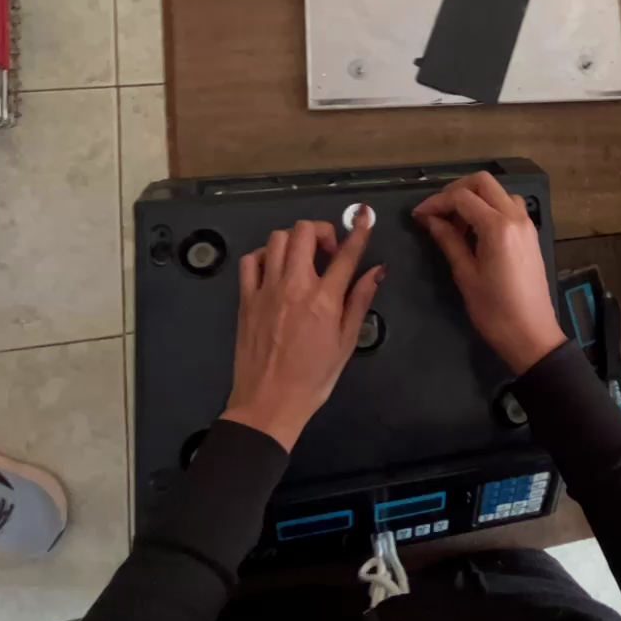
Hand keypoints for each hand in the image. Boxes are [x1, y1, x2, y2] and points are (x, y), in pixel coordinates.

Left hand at [221, 209, 382, 450]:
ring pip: (276, 239)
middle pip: (304, 232)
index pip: (346, 253)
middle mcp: (294, 286)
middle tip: (329, 251)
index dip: (359, 230)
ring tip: (303, 259)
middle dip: (322, 230)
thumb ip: (359, 301)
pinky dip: (264, 255)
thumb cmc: (313, 377)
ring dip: (295, 240)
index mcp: (323, 299)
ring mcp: (266, 290)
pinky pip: (250, 261)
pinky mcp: (245, 299)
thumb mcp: (346, 342)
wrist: (268, 404)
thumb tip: (376, 270)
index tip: (364, 216)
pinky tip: (275, 269)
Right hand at [413, 172, 565, 373]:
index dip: (436, 202)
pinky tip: (475, 230)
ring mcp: (526, 224)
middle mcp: (515, 217)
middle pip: (483, 182)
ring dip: (475, 198)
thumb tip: (429, 219)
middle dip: (456, 190)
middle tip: (437, 212)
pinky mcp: (530, 234)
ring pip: (498, 191)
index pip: (462, 197)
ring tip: (455, 224)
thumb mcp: (466, 275)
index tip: (418, 215)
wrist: (531, 334)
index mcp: (498, 227)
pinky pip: (509, 206)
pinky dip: (490, 207)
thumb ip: (448, 240)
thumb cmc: (494, 310)